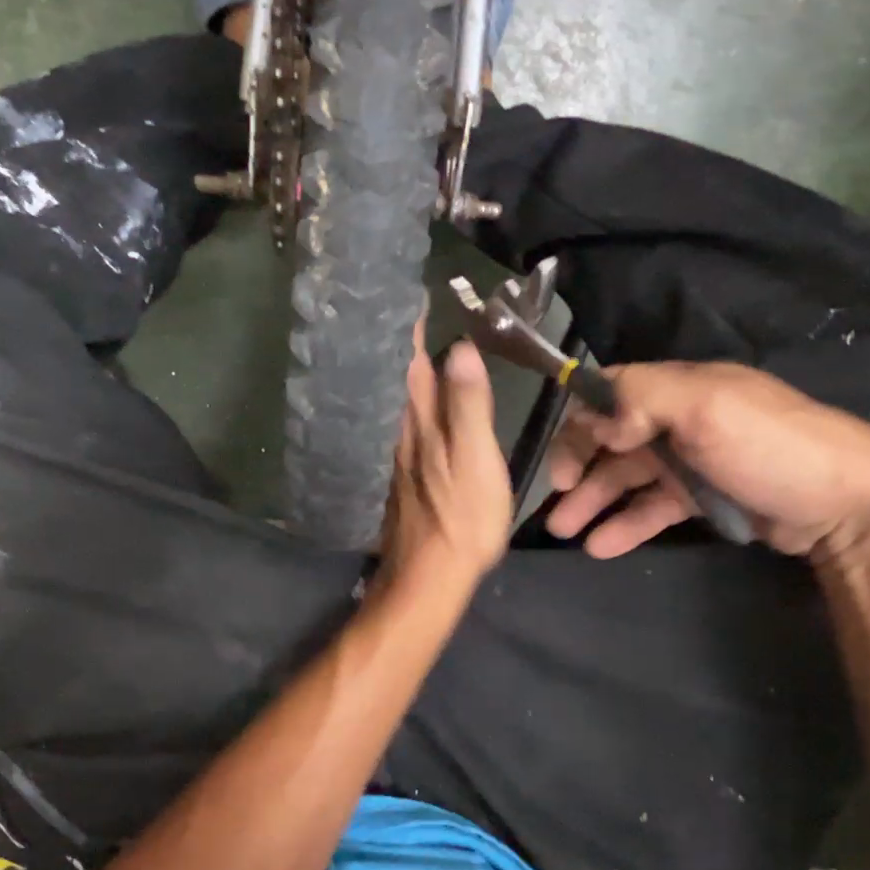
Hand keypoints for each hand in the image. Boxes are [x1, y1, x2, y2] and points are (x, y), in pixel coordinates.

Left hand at [379, 329, 512, 585]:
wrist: (430, 576)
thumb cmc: (463, 517)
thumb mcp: (477, 459)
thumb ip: (469, 405)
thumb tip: (460, 348)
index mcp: (424, 422)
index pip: (411, 363)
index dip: (409, 329)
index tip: (403, 293)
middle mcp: (403, 431)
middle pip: (395, 377)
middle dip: (396, 342)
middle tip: (394, 306)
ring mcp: (398, 454)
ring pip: (392, 399)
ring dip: (393, 368)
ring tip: (396, 341)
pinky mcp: (400, 474)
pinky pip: (393, 422)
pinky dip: (395, 400)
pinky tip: (399, 401)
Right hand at [545, 362, 869, 560]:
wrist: (850, 505)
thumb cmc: (771, 447)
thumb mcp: (707, 407)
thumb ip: (641, 399)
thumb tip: (595, 419)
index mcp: (678, 388)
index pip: (608, 394)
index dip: (577, 424)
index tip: (562, 465)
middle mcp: (680, 419)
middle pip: (610, 440)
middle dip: (576, 470)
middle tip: (554, 509)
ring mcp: (693, 461)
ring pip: (627, 477)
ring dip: (592, 501)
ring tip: (563, 532)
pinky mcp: (706, 499)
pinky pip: (652, 507)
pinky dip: (625, 524)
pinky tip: (601, 546)